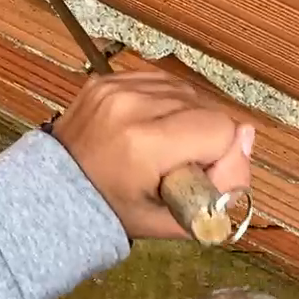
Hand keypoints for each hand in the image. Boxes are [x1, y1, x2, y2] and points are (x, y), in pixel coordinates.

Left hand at [51, 71, 253, 239]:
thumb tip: (247, 137)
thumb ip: (217, 191)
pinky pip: (159, 82)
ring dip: (190, 118)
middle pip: (206, 107)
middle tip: (188, 168)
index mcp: (143, 142)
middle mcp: (130, 104)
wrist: (51, 188)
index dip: (227, 157)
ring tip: (170, 149)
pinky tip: (154, 128)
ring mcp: (115, 86)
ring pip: (186, 91)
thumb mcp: (167, 221)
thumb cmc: (108, 211)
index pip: (221, 128)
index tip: (209, 180)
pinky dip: (167, 104)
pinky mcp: (108, 78)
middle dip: (210, 139)